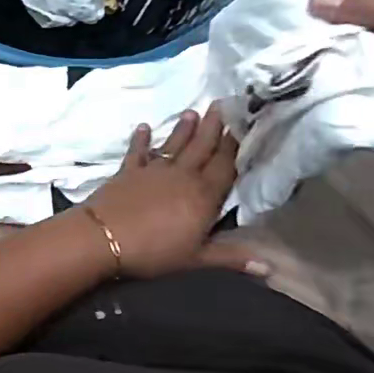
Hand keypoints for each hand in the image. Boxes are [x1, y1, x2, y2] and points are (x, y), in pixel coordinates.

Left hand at [84, 104, 249, 277]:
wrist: (102, 237)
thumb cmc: (153, 251)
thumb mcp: (195, 258)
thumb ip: (231, 257)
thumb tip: (271, 268)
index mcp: (203, 196)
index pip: (225, 167)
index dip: (235, 147)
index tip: (244, 125)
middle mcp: (181, 177)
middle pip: (201, 148)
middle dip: (213, 127)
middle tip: (222, 104)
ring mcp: (152, 171)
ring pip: (174, 145)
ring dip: (183, 129)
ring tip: (192, 111)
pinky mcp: (127, 172)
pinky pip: (137, 152)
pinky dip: (140, 139)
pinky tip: (144, 127)